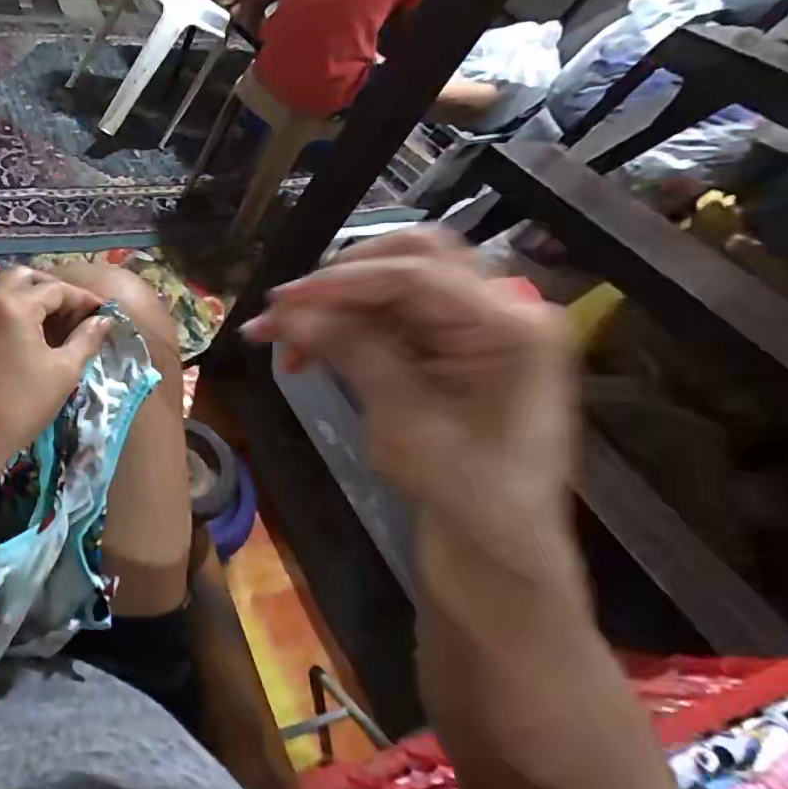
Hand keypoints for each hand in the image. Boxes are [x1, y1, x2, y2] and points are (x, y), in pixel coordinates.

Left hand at [0, 267, 111, 476]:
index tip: (102, 311)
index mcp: (13, 307)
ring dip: (34, 295)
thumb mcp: (64, 370)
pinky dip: (18, 308)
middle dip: (53, 288)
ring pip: (7, 288)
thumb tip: (104, 319)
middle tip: (77, 310)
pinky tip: (38, 330)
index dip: (82, 299)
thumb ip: (86, 338)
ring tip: (60, 319)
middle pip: (25, 277)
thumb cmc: (24, 404)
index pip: (54, 289)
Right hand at [241, 230, 575, 545]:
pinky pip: (383, 311)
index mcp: (508, 328)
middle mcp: (497, 310)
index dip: (339, 282)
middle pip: (409, 257)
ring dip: (330, 304)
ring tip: (280, 337)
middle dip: (339, 279)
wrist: (493, 531)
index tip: (281, 302)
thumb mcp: (403, 420)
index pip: (415, 275)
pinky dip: (339, 324)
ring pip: (387, 281)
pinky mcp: (446, 337)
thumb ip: (351, 352)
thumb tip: (288, 312)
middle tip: (287, 309)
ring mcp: (472, 322)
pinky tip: (304, 350)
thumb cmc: (462, 486)